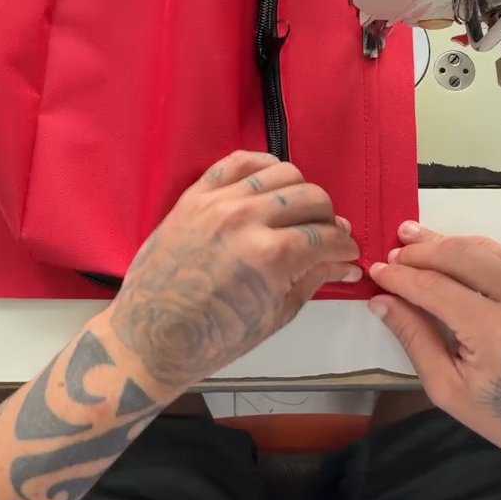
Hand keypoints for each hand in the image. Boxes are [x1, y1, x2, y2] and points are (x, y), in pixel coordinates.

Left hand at [98, 152, 361, 394]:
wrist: (152, 336)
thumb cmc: (213, 338)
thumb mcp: (275, 314)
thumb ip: (313, 278)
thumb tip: (345, 263)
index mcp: (270, 257)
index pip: (327, 237)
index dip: (346, 247)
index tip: (348, 253)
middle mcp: (246, 220)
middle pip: (311, 198)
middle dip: (328, 220)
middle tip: (325, 237)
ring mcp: (218, 203)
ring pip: (282, 173)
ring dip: (300, 192)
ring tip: (298, 213)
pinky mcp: (195, 196)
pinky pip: (238, 161)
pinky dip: (262, 166)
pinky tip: (271, 184)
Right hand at [367, 222, 500, 495]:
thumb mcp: (449, 389)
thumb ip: (414, 337)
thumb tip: (380, 299)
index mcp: (497, 334)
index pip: (435, 287)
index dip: (400, 276)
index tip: (376, 270)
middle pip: (462, 254)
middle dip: (422, 250)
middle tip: (393, 251)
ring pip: (488, 247)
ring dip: (448, 243)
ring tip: (415, 240)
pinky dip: (478, 252)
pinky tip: (454, 254)